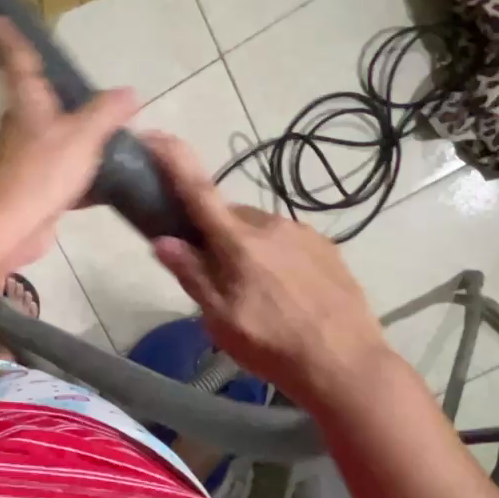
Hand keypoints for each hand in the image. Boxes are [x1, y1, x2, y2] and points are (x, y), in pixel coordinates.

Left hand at [0, 18, 138, 268]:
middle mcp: (20, 128)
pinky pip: (61, 176)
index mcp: (28, 104)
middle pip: (38, 103)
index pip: (18, 61)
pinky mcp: (32, 192)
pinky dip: (82, 176)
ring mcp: (23, 161)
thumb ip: (107, 112)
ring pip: (53, 141)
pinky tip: (107, 182)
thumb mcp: (84, 135)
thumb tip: (129, 94)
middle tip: (82, 88)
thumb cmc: (42, 173)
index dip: (8, 38)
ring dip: (75, 139)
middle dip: (56, 96)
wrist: (13, 229)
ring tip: (108, 135)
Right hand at [142, 131, 401, 413]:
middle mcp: (271, 226)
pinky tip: (278, 294)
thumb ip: (192, 275)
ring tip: (248, 295)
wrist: (343, 362)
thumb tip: (162, 240)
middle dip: (211, 234)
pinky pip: (284, 243)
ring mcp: (302, 234)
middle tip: (207, 275)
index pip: (199, 191)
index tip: (155, 136)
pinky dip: (269, 258)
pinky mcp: (325, 248)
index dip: (174, 162)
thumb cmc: (270, 345)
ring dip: (242, 250)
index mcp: (239, 242)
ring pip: (256, 231)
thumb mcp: (219, 318)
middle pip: (227, 217)